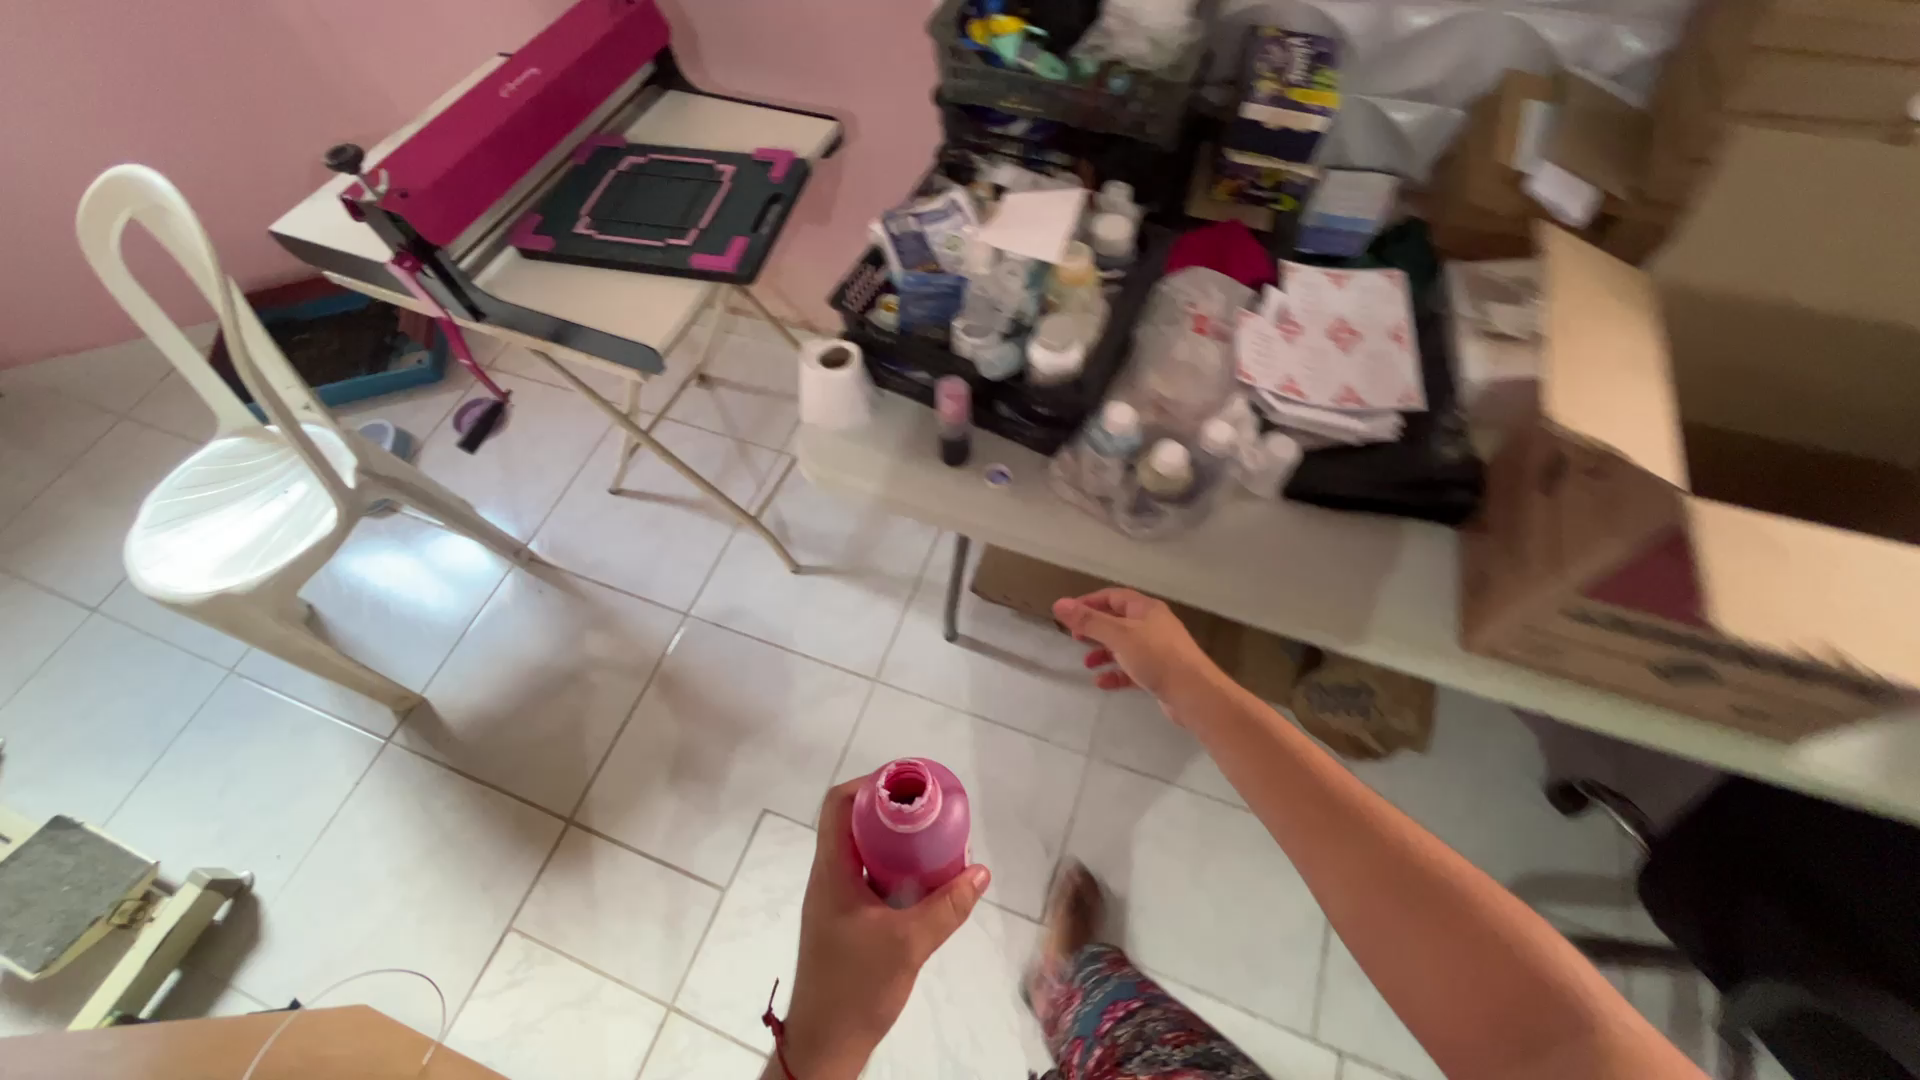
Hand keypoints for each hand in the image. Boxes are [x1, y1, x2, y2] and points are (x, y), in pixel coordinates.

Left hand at [779, 778, 991, 1079]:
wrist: (825, 1044)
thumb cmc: (855, 987)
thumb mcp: (908, 945)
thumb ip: (947, 908)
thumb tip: (981, 871)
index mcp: (832, 871)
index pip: (838, 805)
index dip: (869, 784)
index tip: (906, 784)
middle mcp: (829, 877)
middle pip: (854, 823)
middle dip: (891, 810)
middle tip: (930, 809)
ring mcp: (836, 900)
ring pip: (864, 851)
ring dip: (895, 841)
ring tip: (934, 838)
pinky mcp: (846, 920)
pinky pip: (870, 877)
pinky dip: (895, 869)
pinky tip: (925, 880)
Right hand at [1053, 588, 1219, 705]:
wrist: (1194, 694)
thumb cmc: (1156, 657)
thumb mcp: (1118, 635)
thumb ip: (1088, 621)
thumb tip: (1059, 604)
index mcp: (1145, 609)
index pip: (1113, 597)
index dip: (1089, 602)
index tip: (1068, 614)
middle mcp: (1152, 625)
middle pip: (1117, 621)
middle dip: (1095, 629)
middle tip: (1075, 637)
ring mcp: (1157, 650)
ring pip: (1124, 646)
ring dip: (1103, 652)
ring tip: (1087, 663)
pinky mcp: (1159, 673)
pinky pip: (1131, 669)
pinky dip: (1115, 673)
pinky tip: (1102, 682)